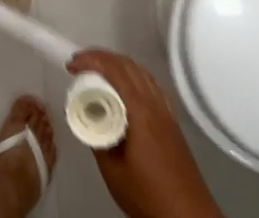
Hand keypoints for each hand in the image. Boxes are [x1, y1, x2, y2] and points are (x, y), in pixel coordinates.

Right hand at [68, 49, 217, 217]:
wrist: (187, 216)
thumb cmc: (147, 194)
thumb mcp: (111, 168)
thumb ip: (97, 137)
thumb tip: (88, 116)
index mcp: (141, 113)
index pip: (115, 70)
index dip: (91, 60)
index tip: (71, 66)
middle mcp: (157, 106)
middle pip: (129, 65)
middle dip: (101, 57)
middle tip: (79, 65)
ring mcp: (167, 113)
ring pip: (142, 73)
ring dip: (117, 65)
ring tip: (96, 73)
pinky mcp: (172, 123)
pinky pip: (151, 86)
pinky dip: (132, 77)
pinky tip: (123, 90)